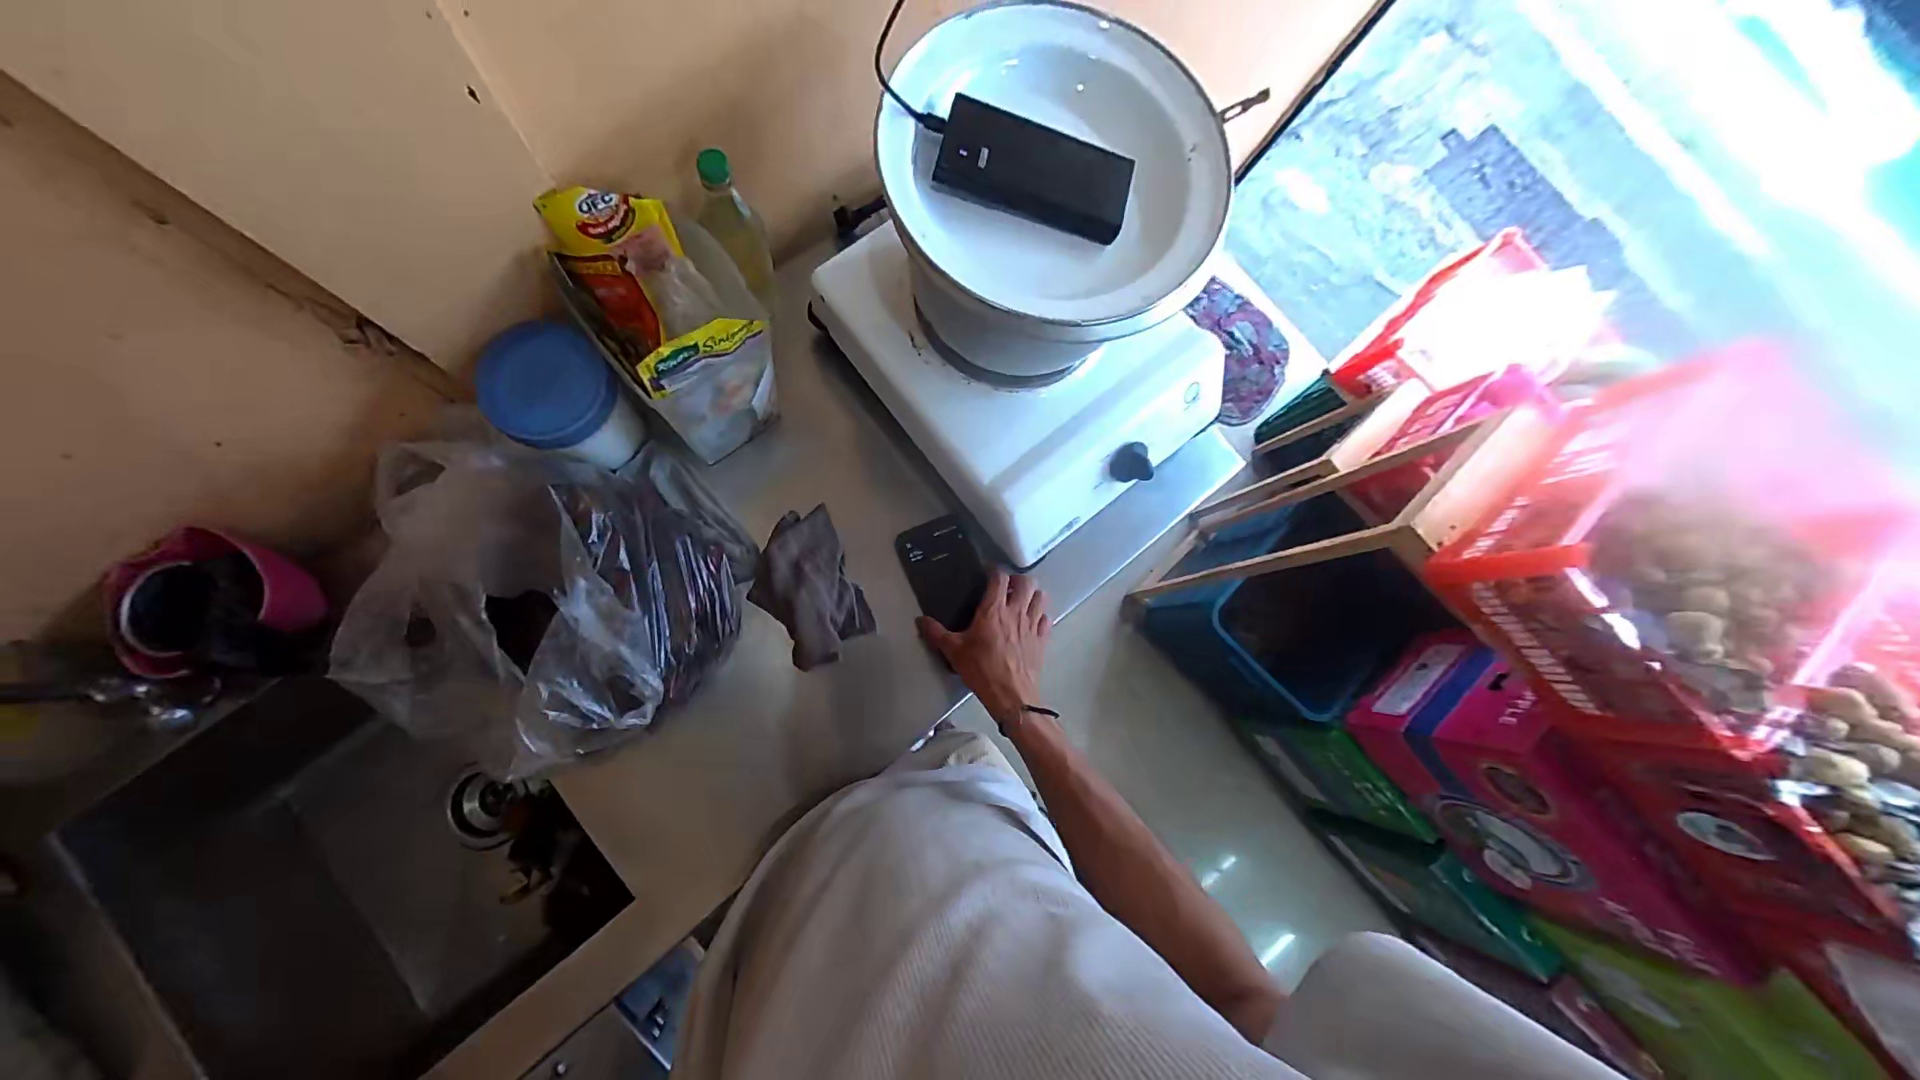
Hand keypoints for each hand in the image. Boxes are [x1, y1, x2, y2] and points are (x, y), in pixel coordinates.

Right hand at [917, 569, 1050, 733]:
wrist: (1011, 696)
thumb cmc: (982, 671)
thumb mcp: (953, 651)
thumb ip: (936, 633)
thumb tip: (921, 621)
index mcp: (993, 610)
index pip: (999, 578)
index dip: (995, 571)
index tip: (988, 573)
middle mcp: (1016, 612)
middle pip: (1027, 582)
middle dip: (1017, 580)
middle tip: (1007, 588)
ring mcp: (1032, 625)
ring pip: (1041, 597)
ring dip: (1032, 594)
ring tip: (1021, 601)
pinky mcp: (1042, 639)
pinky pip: (1046, 618)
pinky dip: (1040, 615)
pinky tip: (1031, 622)